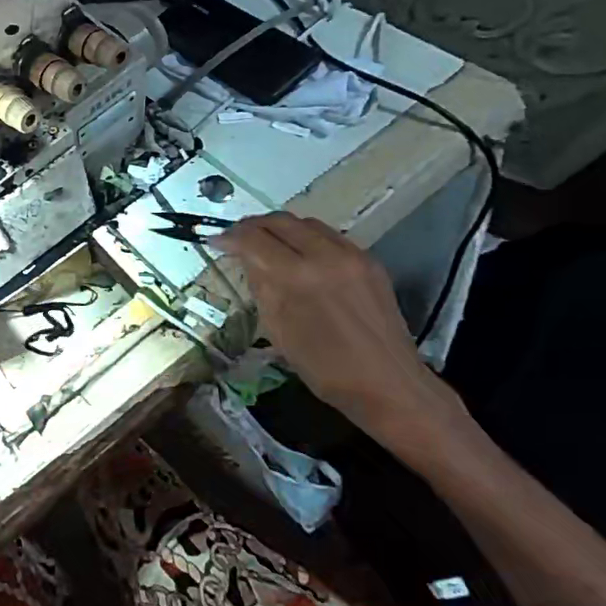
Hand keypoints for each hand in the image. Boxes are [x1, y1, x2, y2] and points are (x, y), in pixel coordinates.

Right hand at [217, 213, 462, 441]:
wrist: (389, 384)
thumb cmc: (323, 367)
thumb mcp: (276, 328)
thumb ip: (261, 286)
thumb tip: (247, 260)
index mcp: (296, 276)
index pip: (253, 238)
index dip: (229, 237)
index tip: (216, 242)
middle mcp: (325, 256)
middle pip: (280, 221)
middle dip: (254, 226)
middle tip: (238, 238)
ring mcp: (352, 256)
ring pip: (306, 222)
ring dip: (281, 228)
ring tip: (268, 244)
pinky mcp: (370, 262)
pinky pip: (330, 236)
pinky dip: (307, 238)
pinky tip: (301, 257)